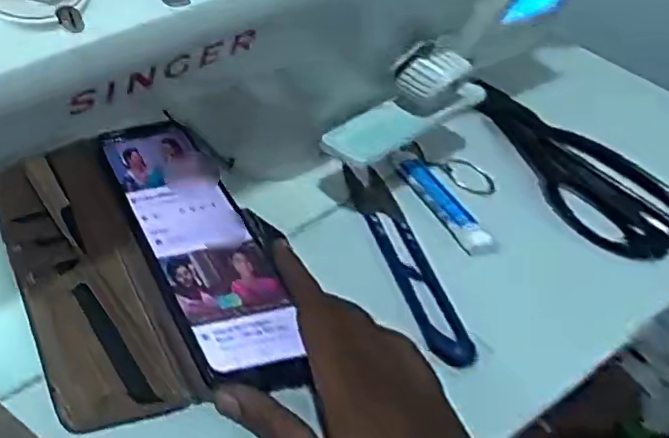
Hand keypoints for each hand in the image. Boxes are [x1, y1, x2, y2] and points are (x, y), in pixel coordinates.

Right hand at [214, 241, 468, 437]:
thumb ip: (273, 423)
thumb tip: (222, 391)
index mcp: (352, 384)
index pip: (320, 315)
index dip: (297, 277)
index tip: (279, 248)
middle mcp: (389, 378)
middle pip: (349, 319)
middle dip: (315, 299)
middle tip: (283, 295)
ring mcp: (424, 394)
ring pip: (381, 334)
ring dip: (348, 320)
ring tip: (320, 327)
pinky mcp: (446, 411)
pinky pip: (407, 357)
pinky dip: (379, 343)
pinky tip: (370, 363)